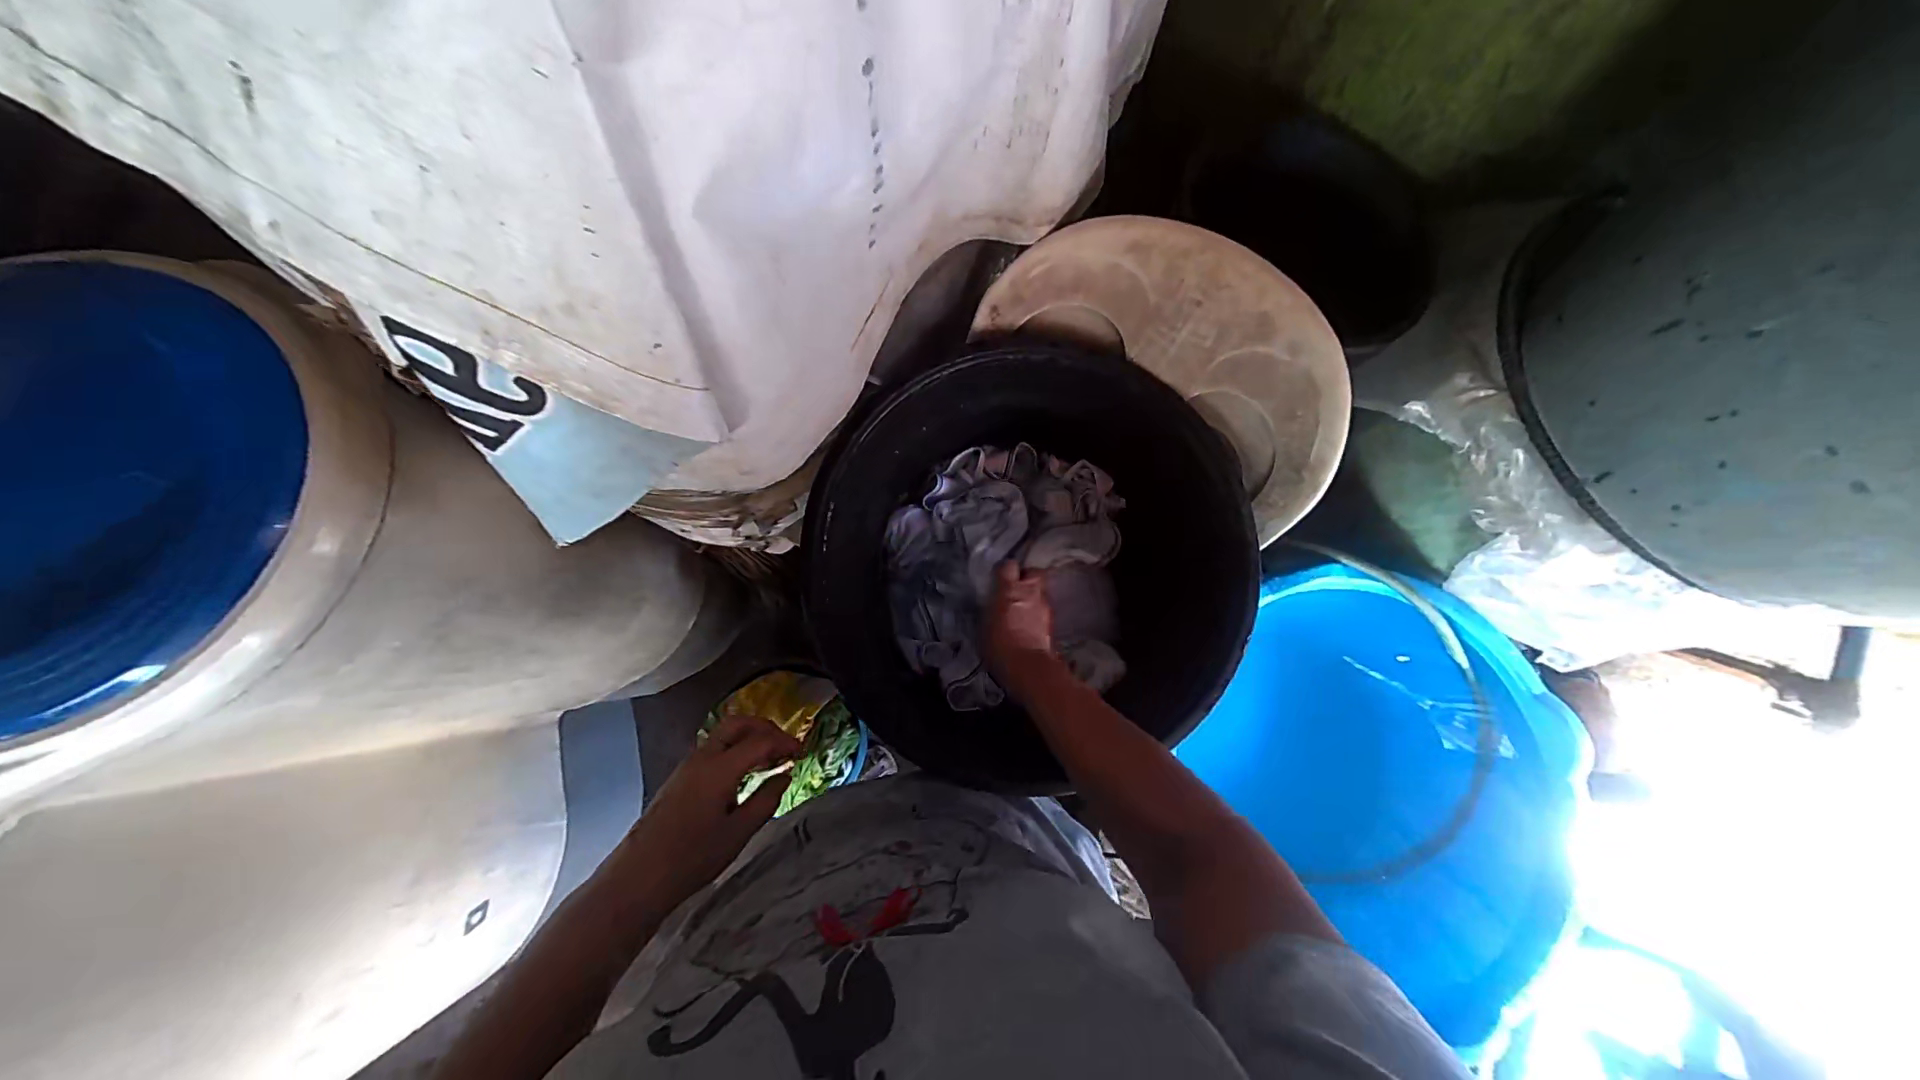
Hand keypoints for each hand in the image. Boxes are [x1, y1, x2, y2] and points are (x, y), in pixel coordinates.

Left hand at [618, 714, 800, 911]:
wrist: (638, 878)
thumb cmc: (692, 858)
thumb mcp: (739, 833)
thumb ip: (766, 799)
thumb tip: (784, 775)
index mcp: (718, 769)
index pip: (759, 740)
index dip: (785, 742)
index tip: (803, 752)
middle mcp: (701, 758)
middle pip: (738, 724)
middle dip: (766, 728)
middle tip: (786, 745)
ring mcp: (687, 767)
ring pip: (723, 735)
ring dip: (749, 738)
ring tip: (770, 759)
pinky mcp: (679, 778)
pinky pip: (713, 750)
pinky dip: (735, 750)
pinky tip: (745, 774)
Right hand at [985, 561, 1061, 693]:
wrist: (1029, 668)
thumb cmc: (999, 647)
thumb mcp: (984, 626)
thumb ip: (990, 609)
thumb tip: (991, 604)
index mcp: (1008, 590)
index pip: (1008, 565)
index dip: (1003, 570)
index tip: (997, 578)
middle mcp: (1030, 592)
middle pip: (1033, 572)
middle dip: (1026, 577)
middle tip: (1015, 588)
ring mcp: (1044, 606)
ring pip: (1040, 590)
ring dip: (1032, 595)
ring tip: (1022, 608)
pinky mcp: (1052, 621)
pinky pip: (1043, 608)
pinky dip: (1037, 611)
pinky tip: (1029, 623)